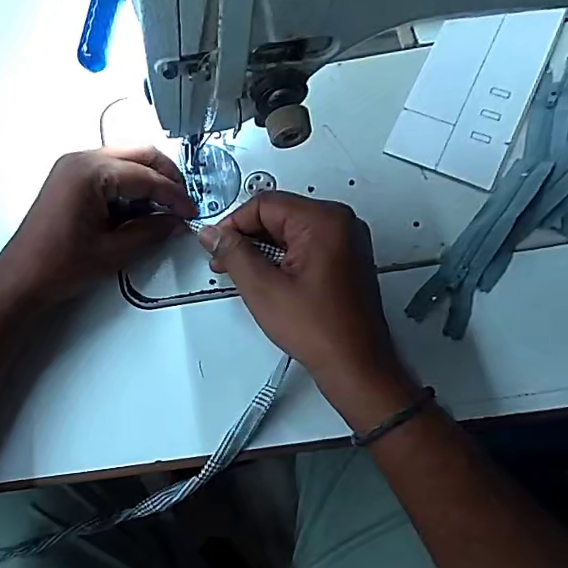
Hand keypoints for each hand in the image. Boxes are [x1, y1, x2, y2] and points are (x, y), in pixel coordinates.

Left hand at [0, 147, 195, 305]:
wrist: (20, 279)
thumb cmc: (57, 266)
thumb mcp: (113, 252)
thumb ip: (150, 232)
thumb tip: (175, 222)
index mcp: (90, 172)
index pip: (145, 175)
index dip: (173, 195)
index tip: (189, 211)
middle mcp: (79, 160)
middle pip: (137, 154)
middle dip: (164, 177)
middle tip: (181, 204)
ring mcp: (70, 167)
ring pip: (123, 160)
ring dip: (146, 180)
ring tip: (162, 210)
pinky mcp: (66, 179)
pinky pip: (106, 171)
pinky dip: (126, 185)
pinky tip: (136, 210)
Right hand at [197, 192, 413, 413]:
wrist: (354, 363)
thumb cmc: (324, 331)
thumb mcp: (261, 287)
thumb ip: (232, 253)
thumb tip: (214, 234)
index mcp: (324, 222)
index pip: (264, 203)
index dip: (233, 223)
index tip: (218, 242)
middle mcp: (341, 224)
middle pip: (277, 213)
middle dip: (247, 236)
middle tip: (227, 259)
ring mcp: (347, 241)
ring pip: (289, 229)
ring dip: (262, 248)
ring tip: (247, 275)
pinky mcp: (345, 258)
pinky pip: (304, 244)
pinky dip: (281, 257)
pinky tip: (268, 281)